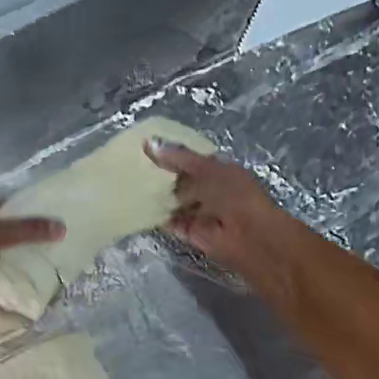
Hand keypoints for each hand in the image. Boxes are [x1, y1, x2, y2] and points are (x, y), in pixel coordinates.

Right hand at [146, 138, 303, 289]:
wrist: (248, 234)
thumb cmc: (233, 193)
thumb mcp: (207, 168)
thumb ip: (178, 157)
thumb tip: (149, 144)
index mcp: (218, 170)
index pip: (190, 160)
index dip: (170, 154)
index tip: (145, 147)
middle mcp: (209, 190)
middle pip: (180, 182)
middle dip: (160, 176)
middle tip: (133, 167)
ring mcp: (200, 212)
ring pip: (174, 202)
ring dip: (158, 197)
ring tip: (130, 185)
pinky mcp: (192, 233)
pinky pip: (172, 223)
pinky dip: (158, 217)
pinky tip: (140, 207)